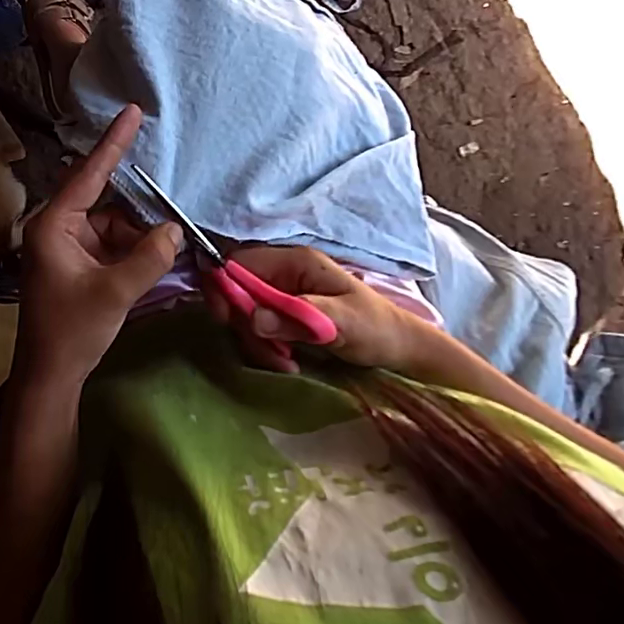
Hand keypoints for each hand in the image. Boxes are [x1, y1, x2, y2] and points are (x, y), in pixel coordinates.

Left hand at [15, 104, 181, 382]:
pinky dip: (135, 253)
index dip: (113, 143)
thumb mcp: (115, 293)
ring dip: (140, 238)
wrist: (50, 375)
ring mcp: (69, 247)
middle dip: (139, 213)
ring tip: (167, 252)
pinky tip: (155, 264)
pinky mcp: (79, 265)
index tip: (133, 112)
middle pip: (107, 204)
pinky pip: (113, 246)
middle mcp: (58, 229)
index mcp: (54, 226)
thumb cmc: (71, 332)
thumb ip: (149, 258)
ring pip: (114, 227)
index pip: (89, 175)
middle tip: (170, 214)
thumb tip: (174, 229)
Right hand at [203, 244, 438, 374]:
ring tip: (286, 362)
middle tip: (272, 354)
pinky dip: (265, 347)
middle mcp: (284, 273)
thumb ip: (298, 316)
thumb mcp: (342, 322)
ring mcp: (283, 294)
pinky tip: (287, 360)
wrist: (399, 348)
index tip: (228, 320)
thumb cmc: (376, 328)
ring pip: (245, 314)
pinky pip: (258, 328)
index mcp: (295, 262)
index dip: (224, 288)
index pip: (239, 263)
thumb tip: (253, 317)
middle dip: (246, 326)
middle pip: (237, 292)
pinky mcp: (285, 314)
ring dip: (257, 343)